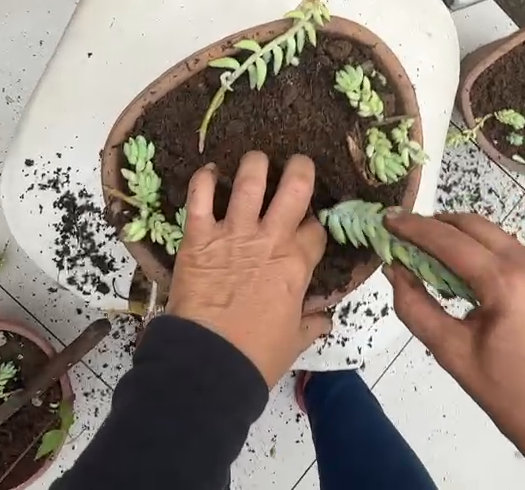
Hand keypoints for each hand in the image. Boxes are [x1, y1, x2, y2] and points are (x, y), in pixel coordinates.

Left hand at [166, 152, 333, 384]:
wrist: (208, 363)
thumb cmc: (255, 356)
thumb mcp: (292, 342)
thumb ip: (310, 324)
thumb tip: (325, 319)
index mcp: (296, 265)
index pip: (316, 228)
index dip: (316, 221)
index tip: (311, 221)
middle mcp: (269, 239)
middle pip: (294, 188)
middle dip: (301, 169)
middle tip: (298, 162)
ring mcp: (233, 233)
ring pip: (250, 182)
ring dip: (255, 164)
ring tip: (257, 160)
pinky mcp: (199, 235)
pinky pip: (200, 196)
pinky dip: (204, 179)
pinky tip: (210, 171)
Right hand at [385, 211, 524, 477]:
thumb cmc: (509, 395)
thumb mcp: (452, 354)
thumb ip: (415, 307)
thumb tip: (393, 269)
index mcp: (505, 282)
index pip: (449, 240)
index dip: (414, 228)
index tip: (386, 219)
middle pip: (470, 224)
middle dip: (433, 224)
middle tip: (401, 234)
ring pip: (488, 232)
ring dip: (454, 234)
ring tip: (422, 250)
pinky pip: (503, 246)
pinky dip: (475, 247)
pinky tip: (455, 266)